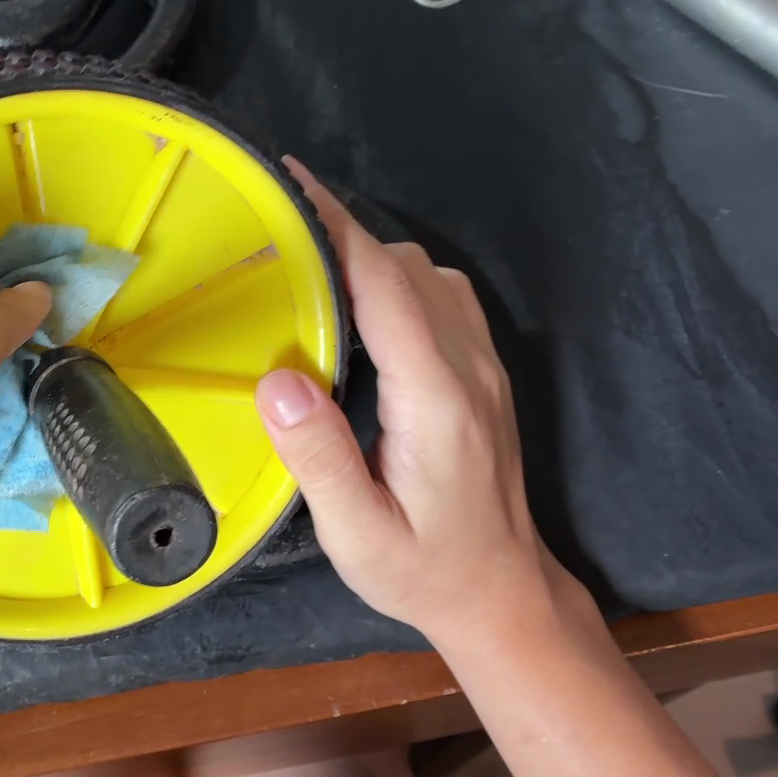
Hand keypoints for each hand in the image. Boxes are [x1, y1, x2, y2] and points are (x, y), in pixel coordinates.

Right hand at [255, 160, 564, 642]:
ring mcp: (483, 366)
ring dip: (369, 257)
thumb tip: (278, 381)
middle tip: (276, 234)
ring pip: (428, 275)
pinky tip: (360, 307)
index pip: (385, 284)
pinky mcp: (482, 374)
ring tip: (310, 268)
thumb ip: (320, 457)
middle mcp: (467, 366)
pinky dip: (395, 281)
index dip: (337, 226)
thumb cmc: (422, 569)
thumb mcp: (357, 534)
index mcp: (434, 397)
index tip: (291, 182)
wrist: (500, 593)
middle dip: (343, 235)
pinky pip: (442, 298)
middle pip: (406, 267)